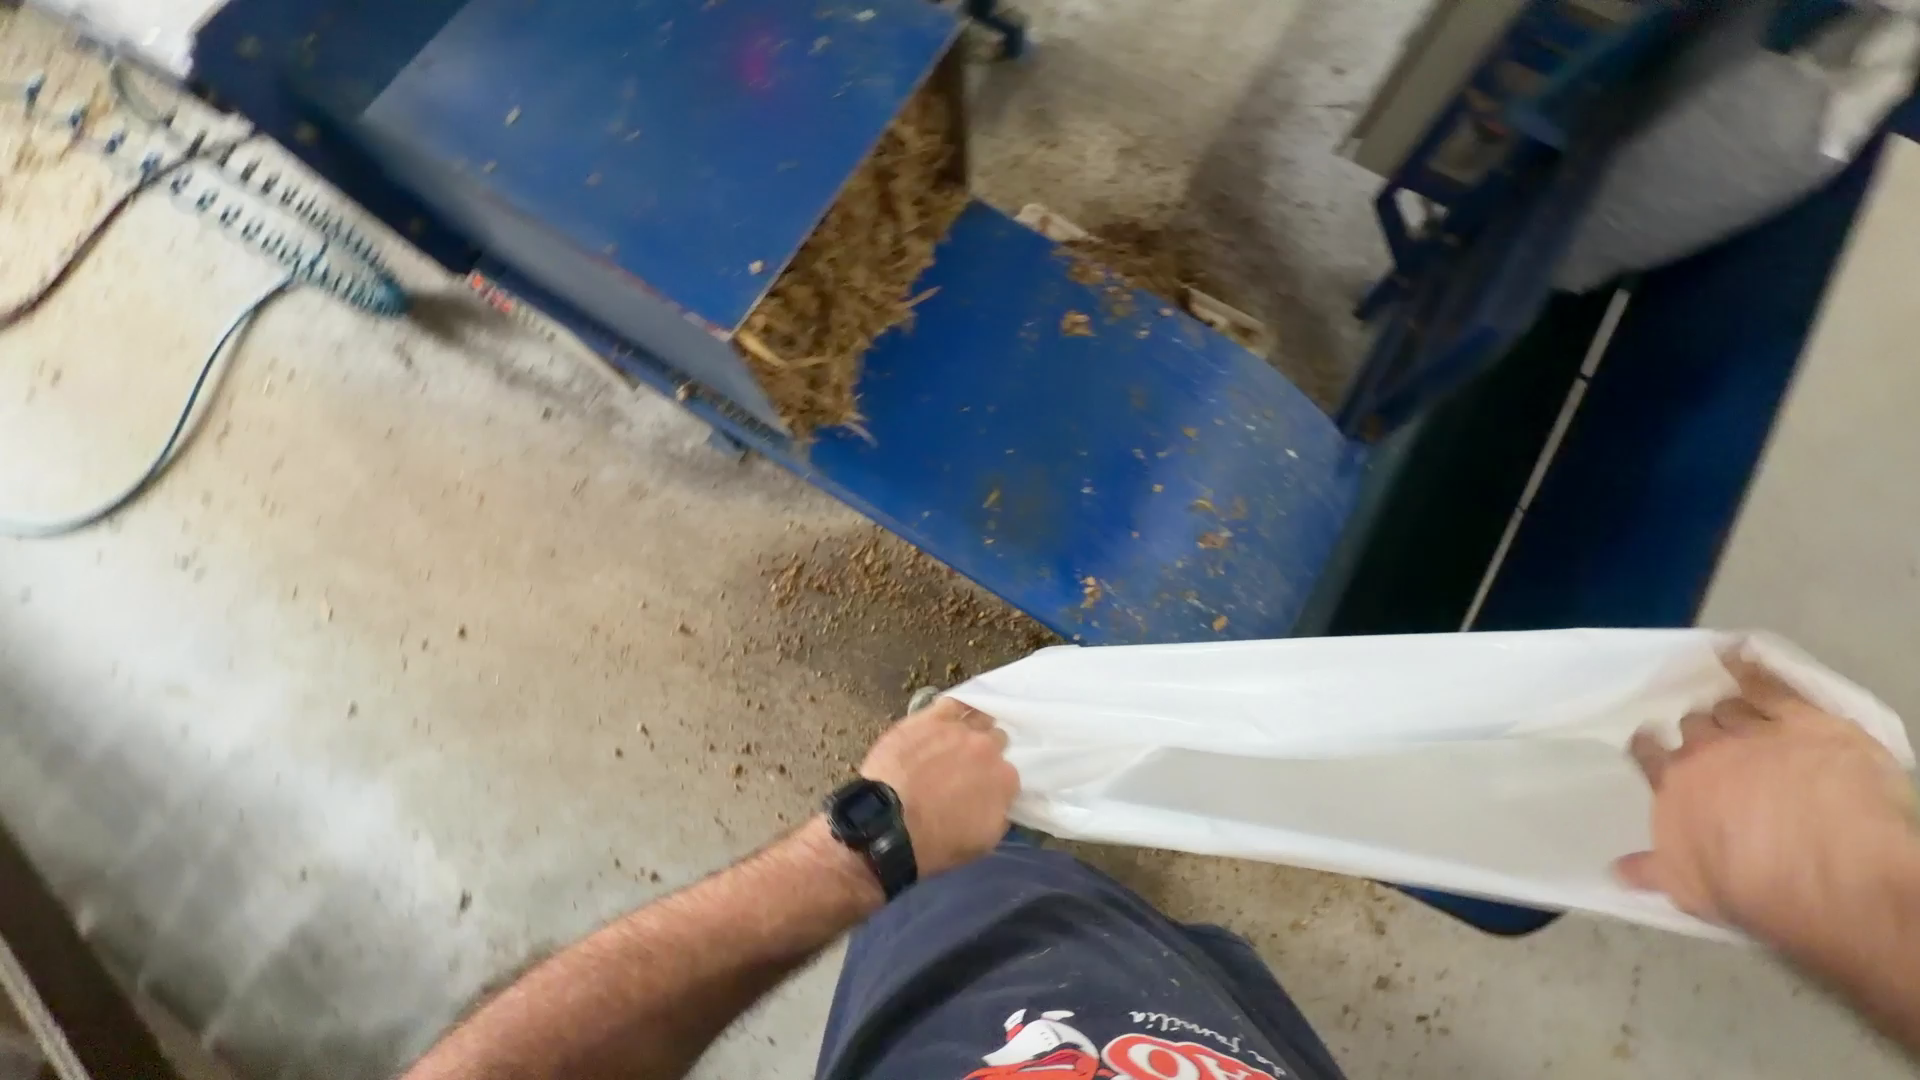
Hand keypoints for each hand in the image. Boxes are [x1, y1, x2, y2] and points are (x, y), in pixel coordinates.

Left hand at [859, 697, 1018, 877]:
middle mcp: (988, 748)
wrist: (890, 825)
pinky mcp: (931, 718)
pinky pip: (953, 702)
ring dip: (974, 726)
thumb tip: (1000, 801)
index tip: (983, 787)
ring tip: (959, 737)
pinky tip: (951, 714)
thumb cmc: (937, 842)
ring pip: (979, 716)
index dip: (995, 780)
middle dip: (986, 751)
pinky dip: (956, 707)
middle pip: (996, 740)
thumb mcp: (984, 841)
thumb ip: (1000, 813)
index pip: (1009, 773)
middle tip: (967, 765)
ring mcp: (959, 729)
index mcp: (1005, 778)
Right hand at [1618, 656, 1917, 946]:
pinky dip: (1754, 669)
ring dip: (1735, 712)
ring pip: (1731, 708)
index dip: (1651, 747)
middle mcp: (1703, 752)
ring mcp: (1754, 735)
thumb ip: (1650, 870)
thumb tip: (1614, 871)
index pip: (1647, 751)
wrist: (1829, 880)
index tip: (1654, 746)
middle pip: (1692, 726)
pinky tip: (1740, 655)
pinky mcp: (1808, 725)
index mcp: (1671, 784)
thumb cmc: (1752, 887)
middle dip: (1701, 732)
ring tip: (1746, 717)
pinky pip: (1773, 685)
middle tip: (1716, 743)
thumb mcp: (1690, 888)